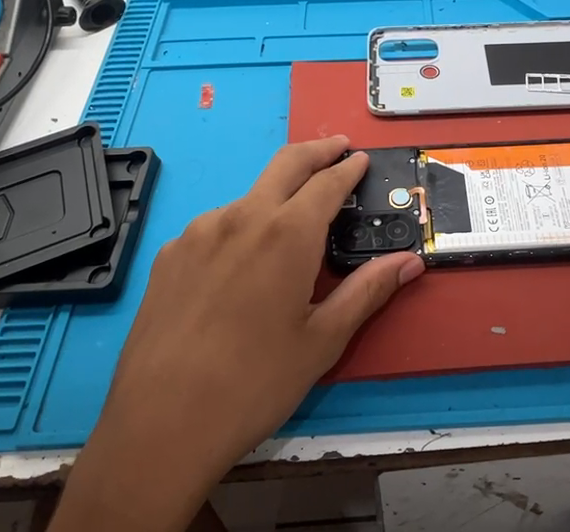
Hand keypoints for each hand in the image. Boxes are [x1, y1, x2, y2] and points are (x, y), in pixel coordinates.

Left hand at [61, 137, 423, 531]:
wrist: (160, 422)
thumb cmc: (255, 383)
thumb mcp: (323, 340)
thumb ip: (367, 291)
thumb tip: (409, 262)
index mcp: (287, 233)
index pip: (327, 182)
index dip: (347, 168)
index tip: (359, 159)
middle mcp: (242, 217)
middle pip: (285, 164)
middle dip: (316, 151)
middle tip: (336, 148)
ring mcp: (198, 232)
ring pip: (247, 198)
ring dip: (274, 197)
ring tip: (288, 228)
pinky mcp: (169, 255)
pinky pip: (214, 228)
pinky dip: (239, 229)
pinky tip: (239, 269)